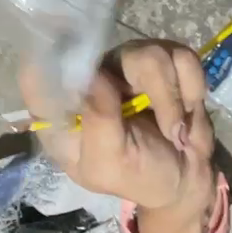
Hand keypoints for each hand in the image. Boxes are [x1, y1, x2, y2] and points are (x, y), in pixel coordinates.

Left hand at [23, 40, 216, 232]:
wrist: (184, 178)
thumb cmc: (136, 176)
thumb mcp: (108, 166)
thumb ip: (98, 123)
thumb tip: (96, 76)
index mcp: (64, 108)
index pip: (38, 71)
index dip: (50, 57)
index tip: (78, 62)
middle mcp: (92, 77)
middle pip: (120, 57)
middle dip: (154, 93)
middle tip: (170, 131)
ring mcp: (128, 64)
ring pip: (154, 54)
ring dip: (175, 98)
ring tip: (177, 130)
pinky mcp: (164, 59)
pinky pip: (184, 57)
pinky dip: (193, 88)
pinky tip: (188, 110)